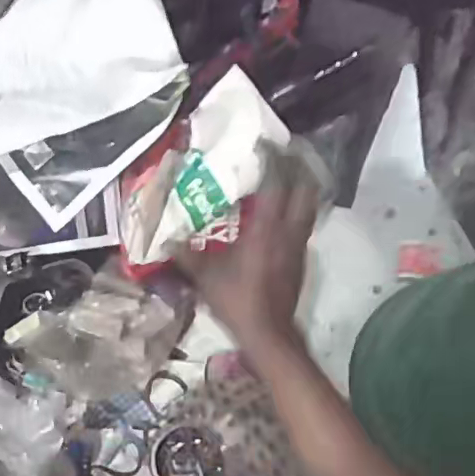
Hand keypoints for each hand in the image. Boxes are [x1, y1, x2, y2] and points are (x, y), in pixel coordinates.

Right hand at [176, 147, 321, 356]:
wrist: (268, 333)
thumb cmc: (237, 302)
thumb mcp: (206, 277)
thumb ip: (187, 255)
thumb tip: (166, 240)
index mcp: (266, 230)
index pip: (276, 183)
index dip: (272, 158)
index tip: (263, 142)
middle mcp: (289, 231)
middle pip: (304, 186)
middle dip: (295, 165)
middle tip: (280, 154)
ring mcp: (299, 245)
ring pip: (309, 204)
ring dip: (300, 186)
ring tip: (285, 176)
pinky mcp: (300, 258)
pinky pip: (303, 222)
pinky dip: (296, 209)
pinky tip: (280, 213)